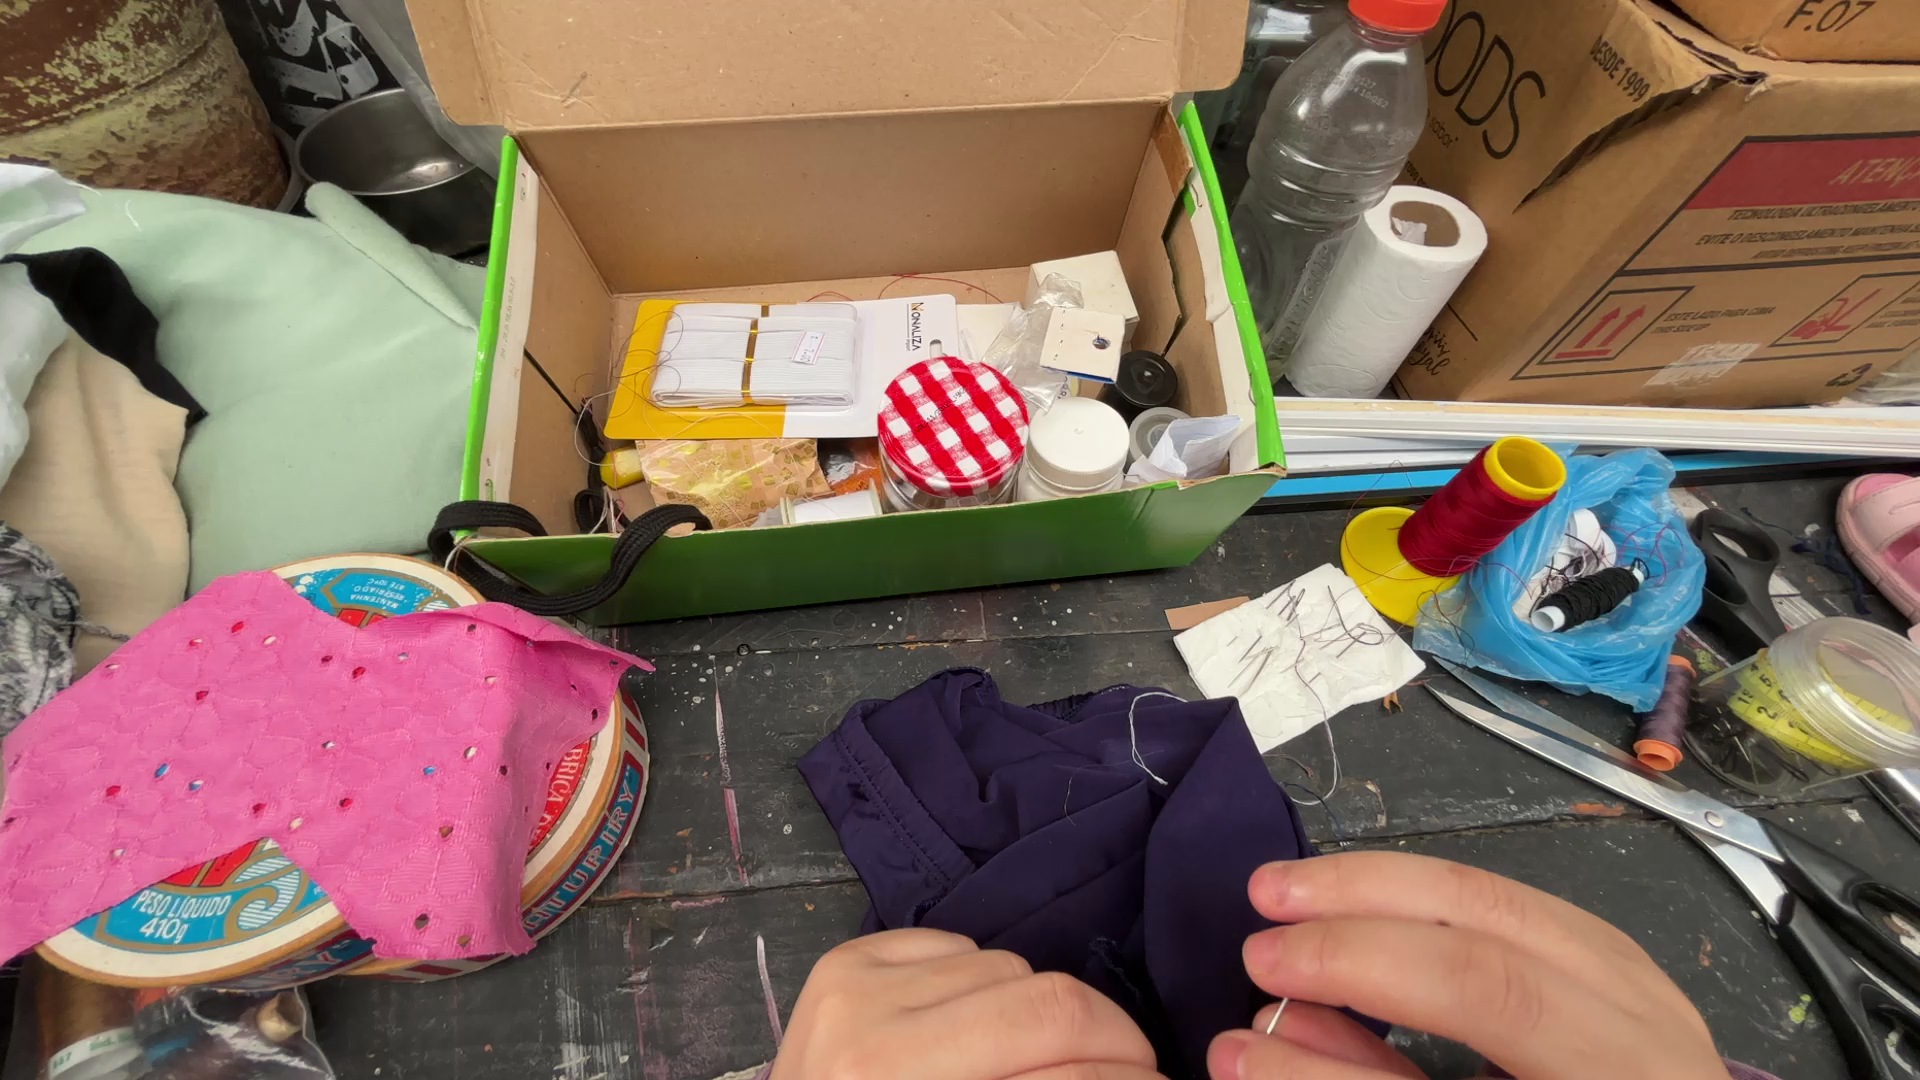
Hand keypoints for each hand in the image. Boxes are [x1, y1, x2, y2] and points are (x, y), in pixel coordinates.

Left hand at [771, 927, 1165, 1079]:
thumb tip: (1130, 1076)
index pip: (1063, 1071)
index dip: (1128, 1076)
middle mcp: (877, 1050)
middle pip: (1044, 1001)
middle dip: (1111, 1034)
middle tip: (1137, 1062)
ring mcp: (855, 991)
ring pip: (1008, 964)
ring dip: (1045, 1009)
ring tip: (1048, 1050)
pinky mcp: (845, 958)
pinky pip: (957, 944)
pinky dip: (984, 981)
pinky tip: (979, 1021)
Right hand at [1208, 852, 1730, 1079]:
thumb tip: (1245, 1047)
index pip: (1476, 1021)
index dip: (1345, 1036)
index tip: (1246, 1026)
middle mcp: (1652, 1047)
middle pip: (1485, 956)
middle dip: (1350, 939)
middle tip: (1255, 939)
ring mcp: (1631, 982)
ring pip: (1482, 897)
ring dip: (1362, 886)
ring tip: (1276, 889)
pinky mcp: (1595, 944)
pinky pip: (1482, 893)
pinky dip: (1398, 886)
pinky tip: (1343, 892)